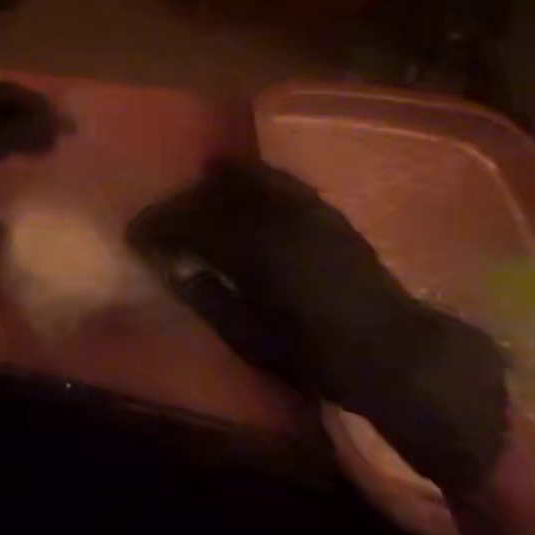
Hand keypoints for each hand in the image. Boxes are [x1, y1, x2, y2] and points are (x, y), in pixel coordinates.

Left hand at [0, 79, 61, 234]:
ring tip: (46, 149)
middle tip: (60, 136)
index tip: (63, 122)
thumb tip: (58, 124)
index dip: (37, 103)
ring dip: (20, 131)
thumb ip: (17, 134)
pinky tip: (17, 159)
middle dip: (31, 117)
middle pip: (2, 104)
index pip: (8, 90)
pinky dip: (6, 144)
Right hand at [129, 157, 508, 493]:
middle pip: (206, 197)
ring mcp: (301, 209)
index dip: (154, 227)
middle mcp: (271, 218)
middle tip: (158, 223)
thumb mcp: (248, 338)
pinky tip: (234, 181)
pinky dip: (247, 177)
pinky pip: (274, 179)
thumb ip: (205, 297)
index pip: (183, 224)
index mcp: (248, 249)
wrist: (400, 357)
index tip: (134, 236)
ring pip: (238, 180)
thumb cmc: (317, 355)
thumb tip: (172, 268)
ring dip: (208, 189)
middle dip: (176, 207)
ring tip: (191, 199)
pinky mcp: (323, 210)